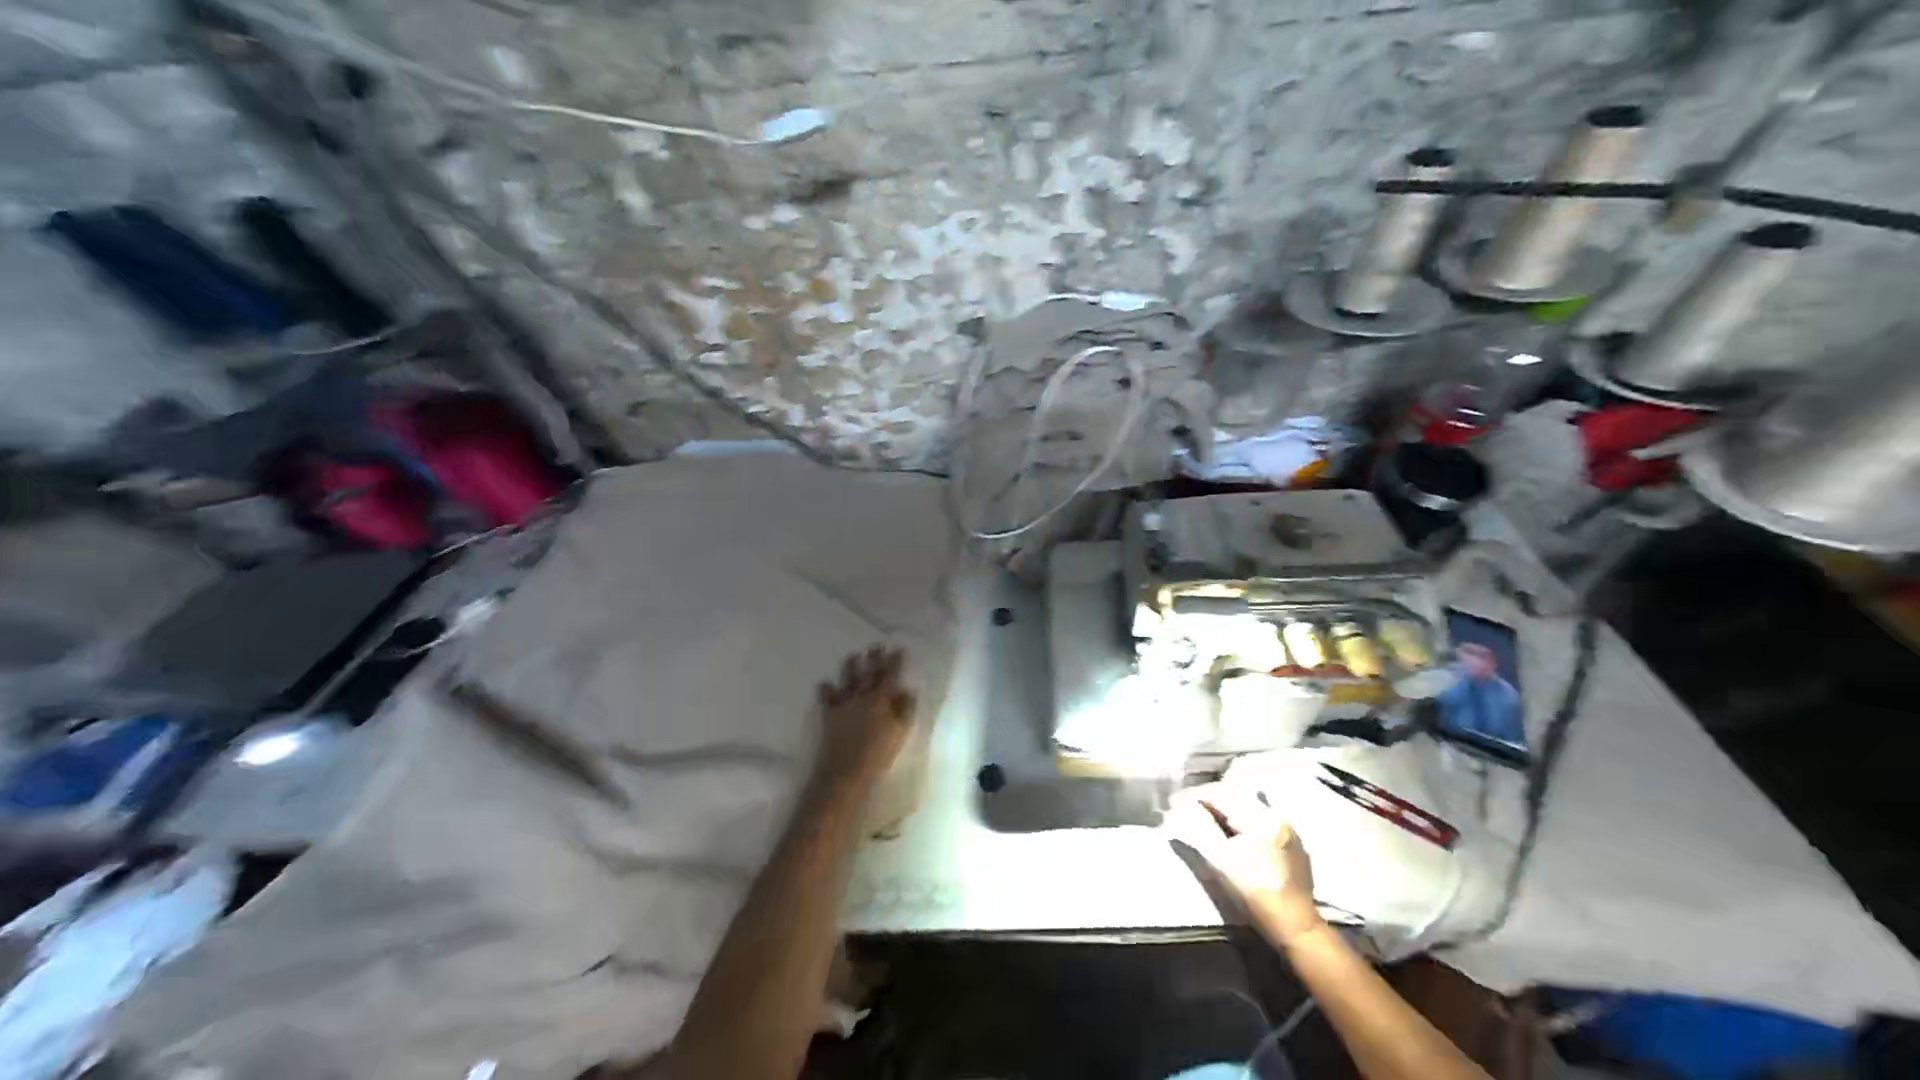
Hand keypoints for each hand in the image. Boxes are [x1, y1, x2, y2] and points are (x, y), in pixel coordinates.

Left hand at [814, 646, 914, 786]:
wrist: (847, 770)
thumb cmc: (879, 753)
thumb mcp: (901, 731)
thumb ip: (905, 708)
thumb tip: (906, 690)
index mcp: (882, 698)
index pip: (890, 674)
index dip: (895, 661)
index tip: (898, 649)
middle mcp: (862, 694)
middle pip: (869, 671)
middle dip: (874, 657)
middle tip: (876, 646)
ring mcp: (844, 702)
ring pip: (848, 677)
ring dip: (852, 665)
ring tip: (854, 655)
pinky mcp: (830, 713)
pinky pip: (827, 696)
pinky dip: (826, 688)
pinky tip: (825, 683)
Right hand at [1166, 781, 1323, 944]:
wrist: (1295, 928)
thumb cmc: (1254, 894)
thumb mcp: (1221, 861)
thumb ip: (1201, 828)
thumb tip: (1183, 808)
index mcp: (1260, 818)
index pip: (1221, 796)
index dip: (1194, 797)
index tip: (1173, 802)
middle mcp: (1277, 817)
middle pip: (1236, 798)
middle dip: (1209, 800)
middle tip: (1185, 806)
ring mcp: (1288, 832)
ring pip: (1248, 810)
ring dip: (1224, 811)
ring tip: (1204, 817)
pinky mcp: (1292, 847)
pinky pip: (1260, 823)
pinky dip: (1241, 822)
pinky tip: (1230, 832)